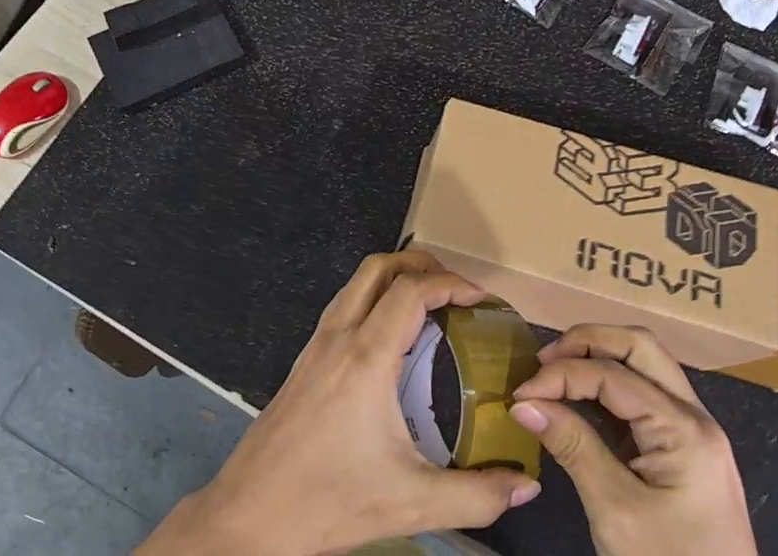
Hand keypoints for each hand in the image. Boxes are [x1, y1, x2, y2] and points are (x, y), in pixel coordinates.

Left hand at [136, 252, 539, 555]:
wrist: (250, 513)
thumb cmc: (329, 501)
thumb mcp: (412, 503)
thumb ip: (477, 495)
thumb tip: (527, 485)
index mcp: (365, 358)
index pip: (410, 290)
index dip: (451, 283)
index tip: (483, 300)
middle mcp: (338, 338)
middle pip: (378, 268)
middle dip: (421, 264)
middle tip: (457, 289)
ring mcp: (315, 346)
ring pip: (355, 283)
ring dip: (394, 278)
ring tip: (430, 305)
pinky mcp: (303, 361)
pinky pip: (343, 307)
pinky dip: (373, 300)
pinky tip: (392, 339)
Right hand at [510, 325, 756, 555]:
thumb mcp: (615, 510)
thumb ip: (572, 447)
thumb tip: (523, 403)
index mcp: (684, 429)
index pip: (613, 373)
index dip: (561, 375)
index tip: (519, 394)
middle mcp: (696, 416)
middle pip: (640, 346)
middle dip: (587, 342)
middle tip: (543, 361)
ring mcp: (694, 431)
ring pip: (646, 365)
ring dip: (600, 358)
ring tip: (555, 374)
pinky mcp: (685, 448)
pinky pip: (646, 395)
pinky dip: (610, 386)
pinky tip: (580, 400)